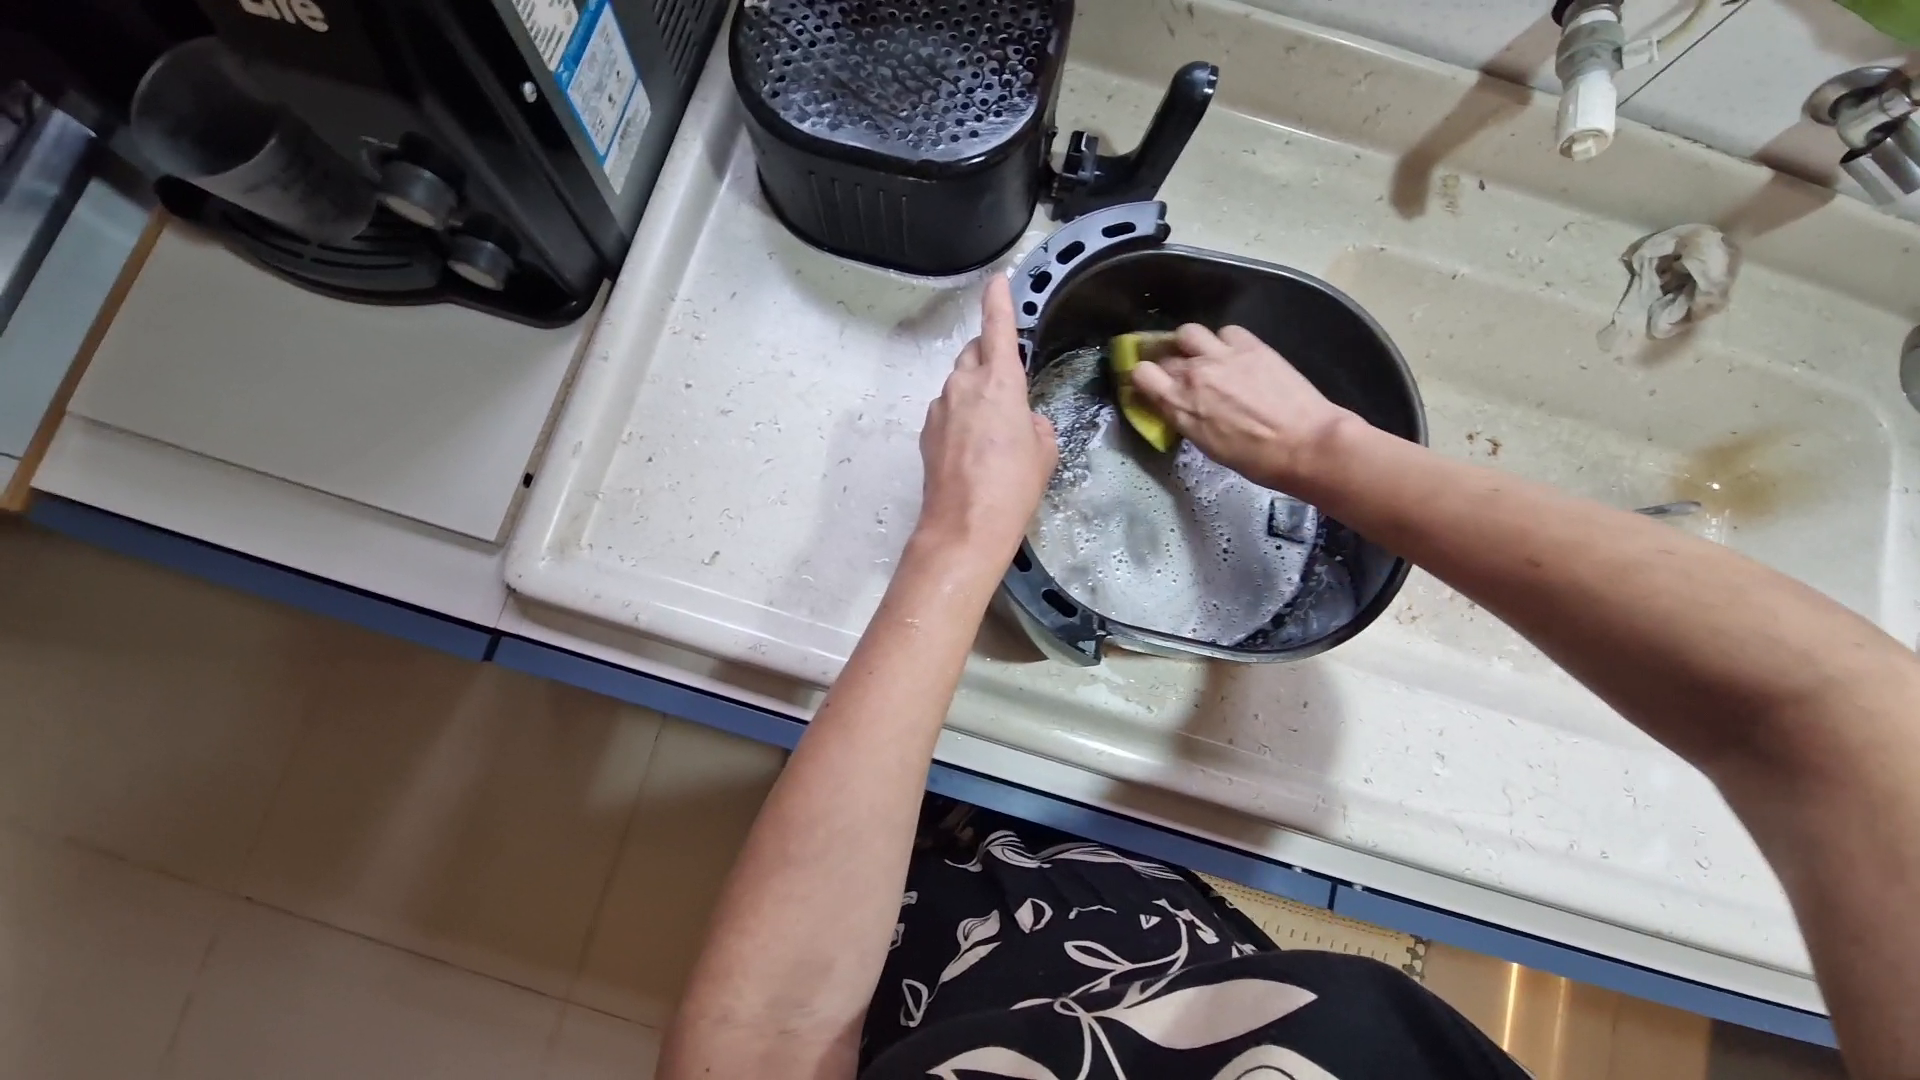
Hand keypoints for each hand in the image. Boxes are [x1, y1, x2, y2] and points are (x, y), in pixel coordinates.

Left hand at [914, 276, 1058, 565]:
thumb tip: (1022, 421)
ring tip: (993, 429)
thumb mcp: (1044, 451)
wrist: (964, 527)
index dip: (999, 301)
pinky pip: (947, 411)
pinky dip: (960, 418)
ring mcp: (939, 409)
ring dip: (974, 392)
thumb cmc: (1013, 487)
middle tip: (1007, 381)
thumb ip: (1034, 423)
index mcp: (999, 382)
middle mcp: (963, 386)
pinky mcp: (926, 433)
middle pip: (973, 353)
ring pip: (959, 384)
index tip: (997, 282)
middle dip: (989, 356)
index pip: (997, 327)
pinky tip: (973, 449)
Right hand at [1130, 323, 1356, 490]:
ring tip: (1203, 355)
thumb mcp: (1206, 444)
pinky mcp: (1251, 345)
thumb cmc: (1256, 458)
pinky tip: (1235, 355)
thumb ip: (1186, 417)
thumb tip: (1179, 406)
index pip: (1140, 373)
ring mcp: (1223, 355)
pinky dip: (1225, 341)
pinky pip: (1226, 331)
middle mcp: (1194, 373)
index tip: (1150, 385)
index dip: (1143, 377)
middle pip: (1164, 354)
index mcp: (1179, 404)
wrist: (1305, 444)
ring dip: (1191, 344)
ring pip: (1189, 333)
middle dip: (1167, 364)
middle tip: (1180, 375)